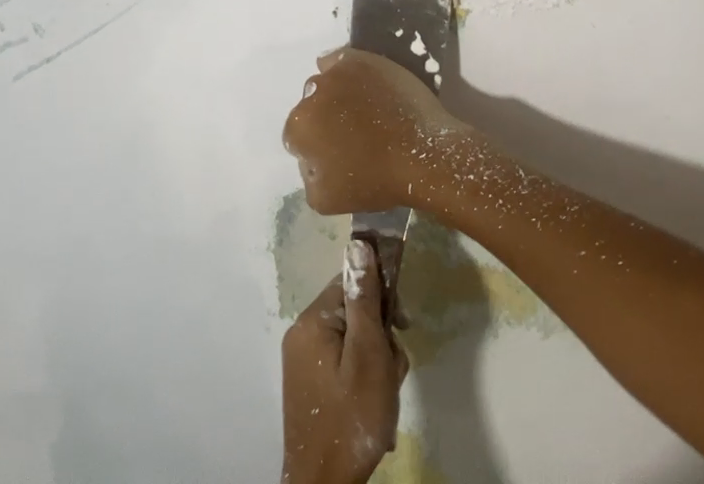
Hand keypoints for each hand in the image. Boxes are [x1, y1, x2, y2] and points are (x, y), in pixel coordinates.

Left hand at [282, 240, 408, 483]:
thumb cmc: (353, 415)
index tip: (402, 323)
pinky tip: (374, 401)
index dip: (380, 297)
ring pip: (353, 339)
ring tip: (384, 391)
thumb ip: (365, 299)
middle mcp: (301, 334)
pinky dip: (364, 376)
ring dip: (377, 360)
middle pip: (353, 312)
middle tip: (392, 368)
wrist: (324, 481)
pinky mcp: (310, 381)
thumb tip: (358, 244)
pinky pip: (343, 361)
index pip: (350, 282)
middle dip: (381, 336)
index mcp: (312, 322)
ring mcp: (303, 360)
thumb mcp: (368, 353)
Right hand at [283, 48, 465, 215]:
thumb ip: (306, 177)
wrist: (425, 156)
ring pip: (326, 83)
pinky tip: (357, 81)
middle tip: (352, 132)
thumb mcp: (326, 199)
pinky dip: (343, 69)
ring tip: (363, 110)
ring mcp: (338, 73)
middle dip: (325, 118)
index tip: (336, 152)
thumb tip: (310, 160)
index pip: (297, 136)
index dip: (316, 146)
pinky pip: (341, 60)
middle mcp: (312, 93)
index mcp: (300, 126)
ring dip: (335, 95)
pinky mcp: (363, 60)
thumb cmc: (377, 181)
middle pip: (311, 106)